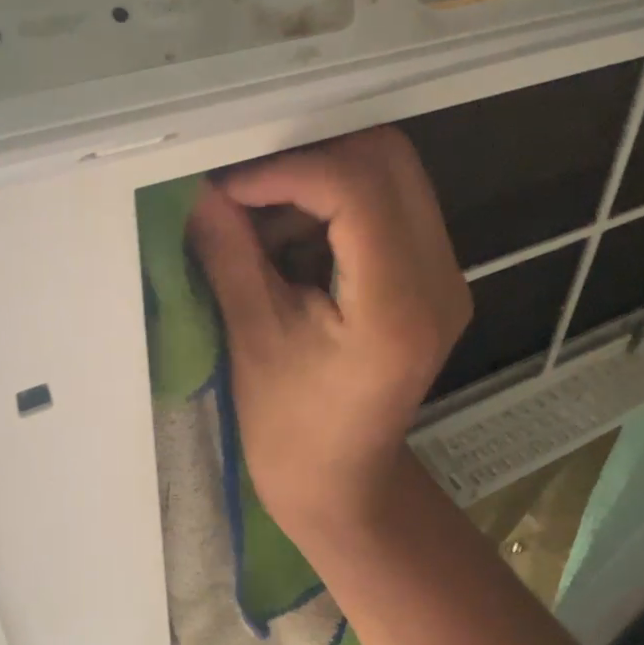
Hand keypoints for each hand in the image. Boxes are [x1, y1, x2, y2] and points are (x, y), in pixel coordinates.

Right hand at [186, 127, 471, 535]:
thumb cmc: (291, 432)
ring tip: (262, 225)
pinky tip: (290, 242)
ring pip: (390, 173)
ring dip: (320, 179)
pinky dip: (335, 203)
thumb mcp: (252, 340)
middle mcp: (439, 277)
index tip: (227, 187)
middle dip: (309, 158)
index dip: (287, 170)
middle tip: (248, 189)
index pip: (356, 188)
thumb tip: (199, 187)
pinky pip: (389, 203)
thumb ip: (229, 253)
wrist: (346, 486)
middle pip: (387, 158)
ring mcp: (444, 273)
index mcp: (397, 304)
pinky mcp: (433, 275)